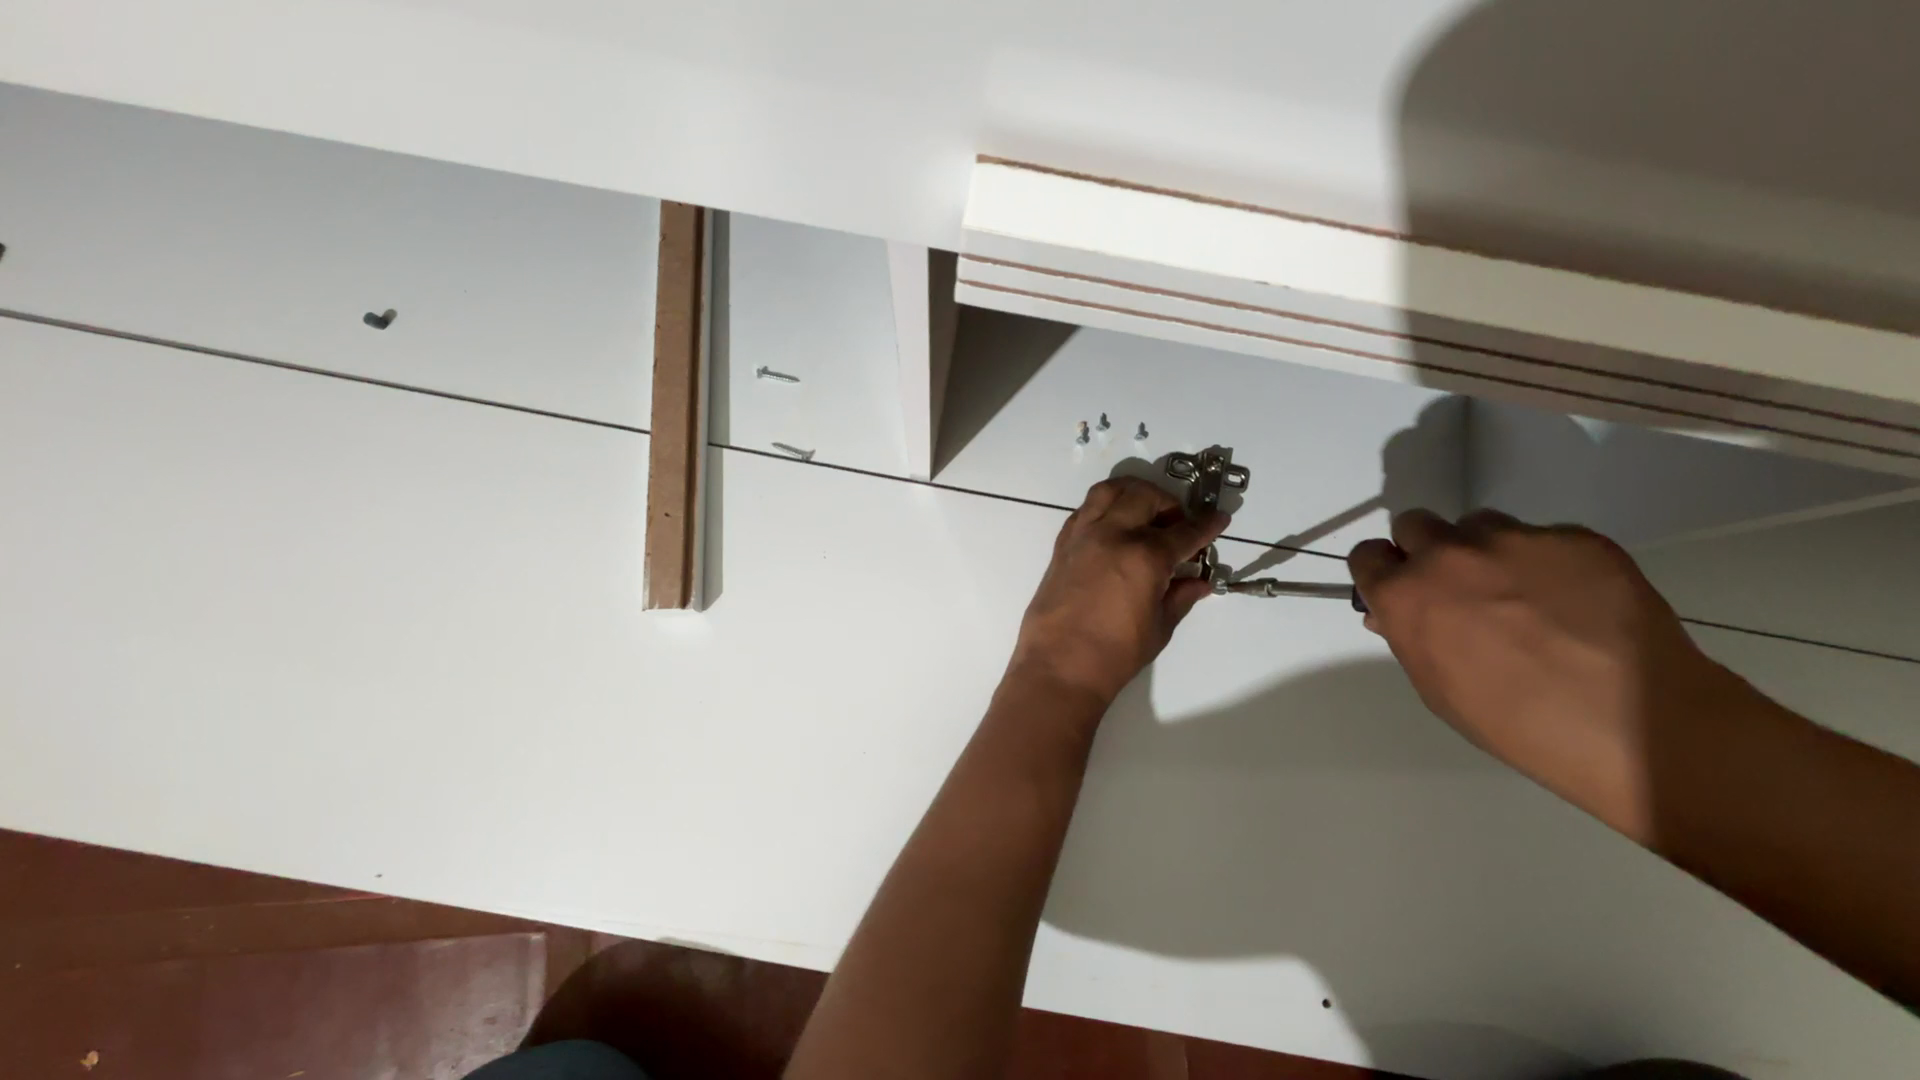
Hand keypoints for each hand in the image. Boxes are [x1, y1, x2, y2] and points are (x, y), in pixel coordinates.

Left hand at [1010, 477, 1228, 705]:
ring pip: (1110, 491)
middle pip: (1145, 497)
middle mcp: (1112, 535)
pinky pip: (1085, 510)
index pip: (1184, 532)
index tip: (1218, 519)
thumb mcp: (1159, 627)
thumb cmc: (1114, 654)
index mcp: (1144, 556)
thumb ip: (1180, 597)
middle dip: (1169, 503)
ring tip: (1145, 514)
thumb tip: (1199, 582)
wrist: (1058, 667)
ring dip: (1133, 494)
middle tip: (1178, 525)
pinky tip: (1115, 529)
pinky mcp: (1062, 545)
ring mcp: (1083, 536)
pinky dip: (1105, 509)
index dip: (1206, 526)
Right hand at [1347, 509, 1745, 823]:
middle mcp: (1449, 555)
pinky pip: (1544, 538)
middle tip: (1460, 588)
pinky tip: (1575, 602)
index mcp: (1406, 595)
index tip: (1400, 589)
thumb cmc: (1514, 722)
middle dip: (1428, 551)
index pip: (1367, 555)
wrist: (1630, 721)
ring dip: (1486, 551)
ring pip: (1480, 525)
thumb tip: (1393, 614)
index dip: (1383, 572)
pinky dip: (1548, 562)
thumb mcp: (1437, 688)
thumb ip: (1408, 637)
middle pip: (1416, 524)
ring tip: (1525, 594)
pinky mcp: (1574, 537)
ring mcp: (1514, 539)